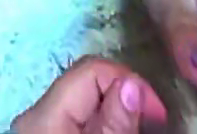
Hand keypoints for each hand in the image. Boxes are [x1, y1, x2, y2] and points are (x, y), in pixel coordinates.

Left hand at [13, 58, 168, 133]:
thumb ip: (112, 123)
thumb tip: (131, 82)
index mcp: (44, 111)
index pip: (92, 69)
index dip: (129, 80)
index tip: (159, 111)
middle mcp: (37, 113)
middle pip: (87, 83)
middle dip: (124, 94)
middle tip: (153, 120)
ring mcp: (38, 127)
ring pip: (83, 102)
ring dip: (114, 108)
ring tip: (141, 126)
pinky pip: (75, 117)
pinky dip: (100, 120)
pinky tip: (116, 129)